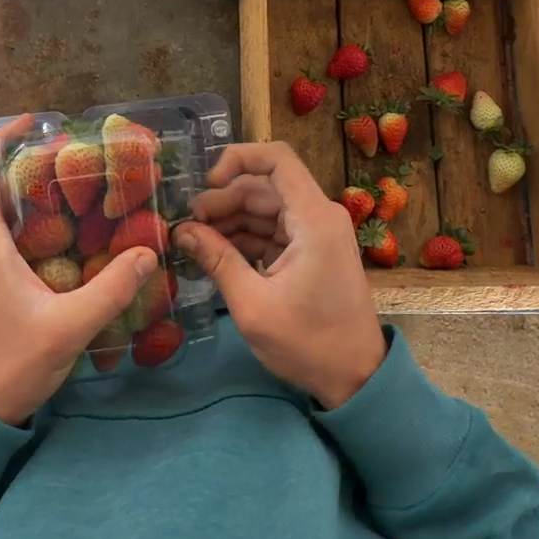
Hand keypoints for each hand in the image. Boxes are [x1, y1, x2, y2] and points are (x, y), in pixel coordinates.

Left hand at [0, 114, 157, 425]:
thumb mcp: (68, 327)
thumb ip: (110, 290)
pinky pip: (6, 245)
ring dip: (31, 201)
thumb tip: (148, 252)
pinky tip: (66, 243)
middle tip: (72, 159)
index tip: (30, 122)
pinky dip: (31, 230)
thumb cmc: (9, 365)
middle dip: (28, 168)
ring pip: (1, 221)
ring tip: (76, 193)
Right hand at [174, 142, 386, 408]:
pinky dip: (245, 237)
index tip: (205, 184)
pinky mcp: (312, 251)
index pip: (276, 159)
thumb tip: (182, 230)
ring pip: (265, 208)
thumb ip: (217, 260)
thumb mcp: (253, 305)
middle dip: (223, 200)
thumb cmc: (309, 344)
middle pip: (264, 186)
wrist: (357, 380)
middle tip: (187, 225)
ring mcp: (317, 232)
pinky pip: (273, 230)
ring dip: (230, 220)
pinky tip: (216, 253)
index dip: (237, 158)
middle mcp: (319, 215)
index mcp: (314, 218)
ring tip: (195, 241)